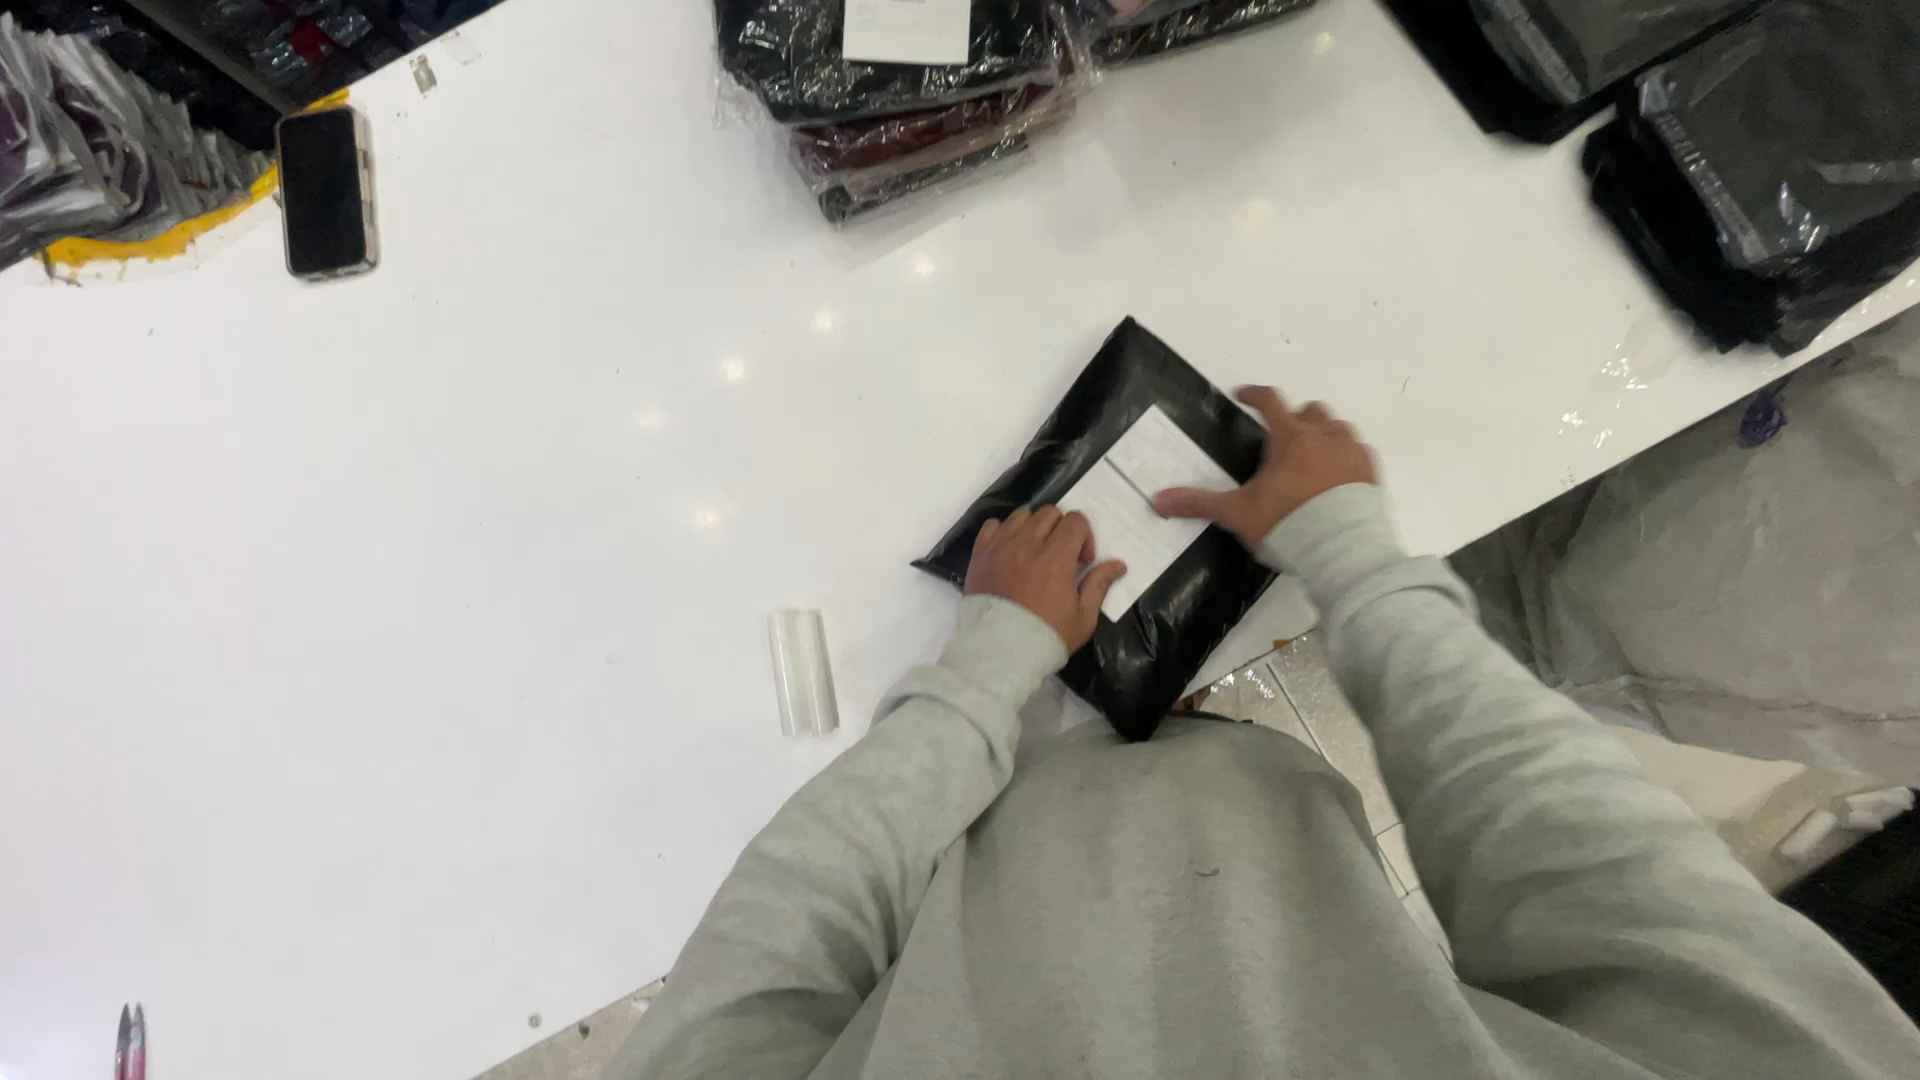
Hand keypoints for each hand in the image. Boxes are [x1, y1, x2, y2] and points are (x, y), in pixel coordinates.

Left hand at [964, 506, 1126, 652]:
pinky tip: (1009, 550)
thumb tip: (1119, 564)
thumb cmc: (1046, 636)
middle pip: (1049, 512)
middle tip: (1060, 555)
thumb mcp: (1083, 617)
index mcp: (1056, 557)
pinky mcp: (980, 553)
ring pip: (1021, 514)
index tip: (1082, 562)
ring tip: (1033, 551)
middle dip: (1061, 529)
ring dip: (1033, 527)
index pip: (1076, 520)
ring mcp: (1001, 545)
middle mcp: (1028, 543)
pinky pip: (992, 524)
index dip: (1085, 537)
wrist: (1000, 651)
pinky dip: (1004, 531)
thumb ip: (1099, 585)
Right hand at [1153, 386, 1376, 547]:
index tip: (1243, 395)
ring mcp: (1352, 453)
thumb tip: (1156, 500)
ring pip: (1339, 427)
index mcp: (1289, 439)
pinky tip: (1337, 474)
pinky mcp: (1372, 473)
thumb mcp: (1236, 513)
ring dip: (1324, 433)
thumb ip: (1198, 503)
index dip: (1254, 394)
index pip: (1270, 401)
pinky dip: (1346, 455)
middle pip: (1311, 411)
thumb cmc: (1285, 523)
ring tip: (1312, 454)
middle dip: (1295, 418)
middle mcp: (1324, 437)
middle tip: (1282, 437)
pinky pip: (1360, 452)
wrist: (1341, 550)